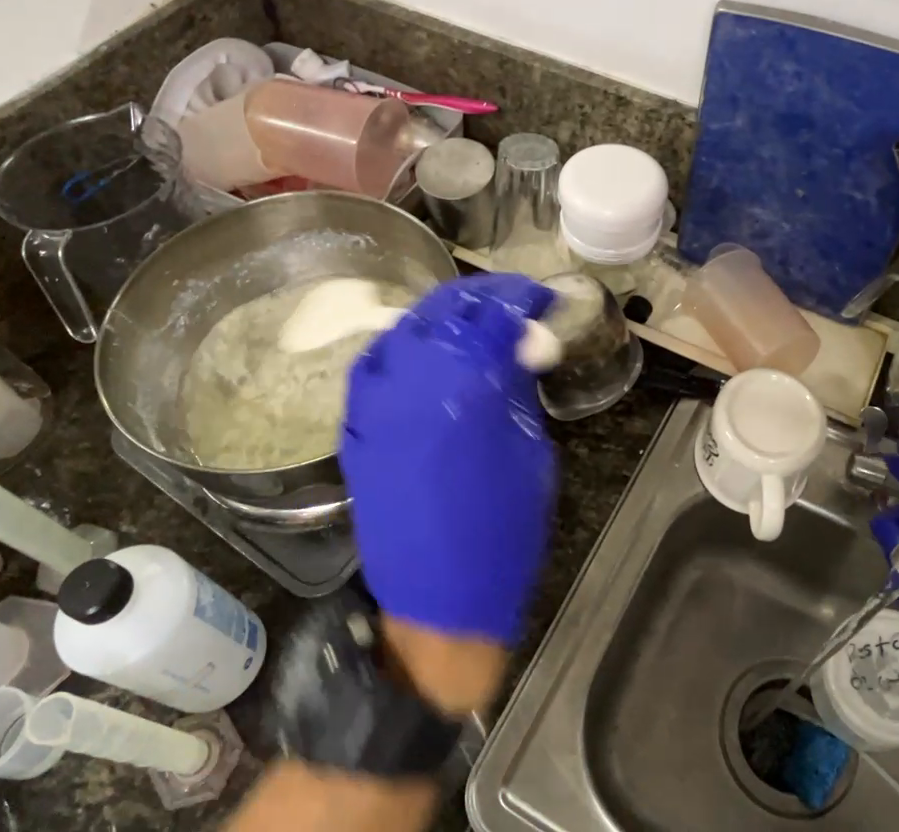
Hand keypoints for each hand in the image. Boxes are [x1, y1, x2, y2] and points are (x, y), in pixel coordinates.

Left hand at [341, 274, 557, 646]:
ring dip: (439, 318)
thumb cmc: (505, 530)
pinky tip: (419, 352)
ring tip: (468, 322)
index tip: (542, 299)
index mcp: (468, 387)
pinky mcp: (356, 428)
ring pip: (403, 331)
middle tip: (509, 304)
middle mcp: (413, 382)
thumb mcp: (533, 452)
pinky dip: (399, 348)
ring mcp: (376, 403)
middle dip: (481, 299)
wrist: (441, 598)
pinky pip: (372, 368)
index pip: (495, 315)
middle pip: (444, 312)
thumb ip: (519, 391)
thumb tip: (520, 347)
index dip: (522, 299)